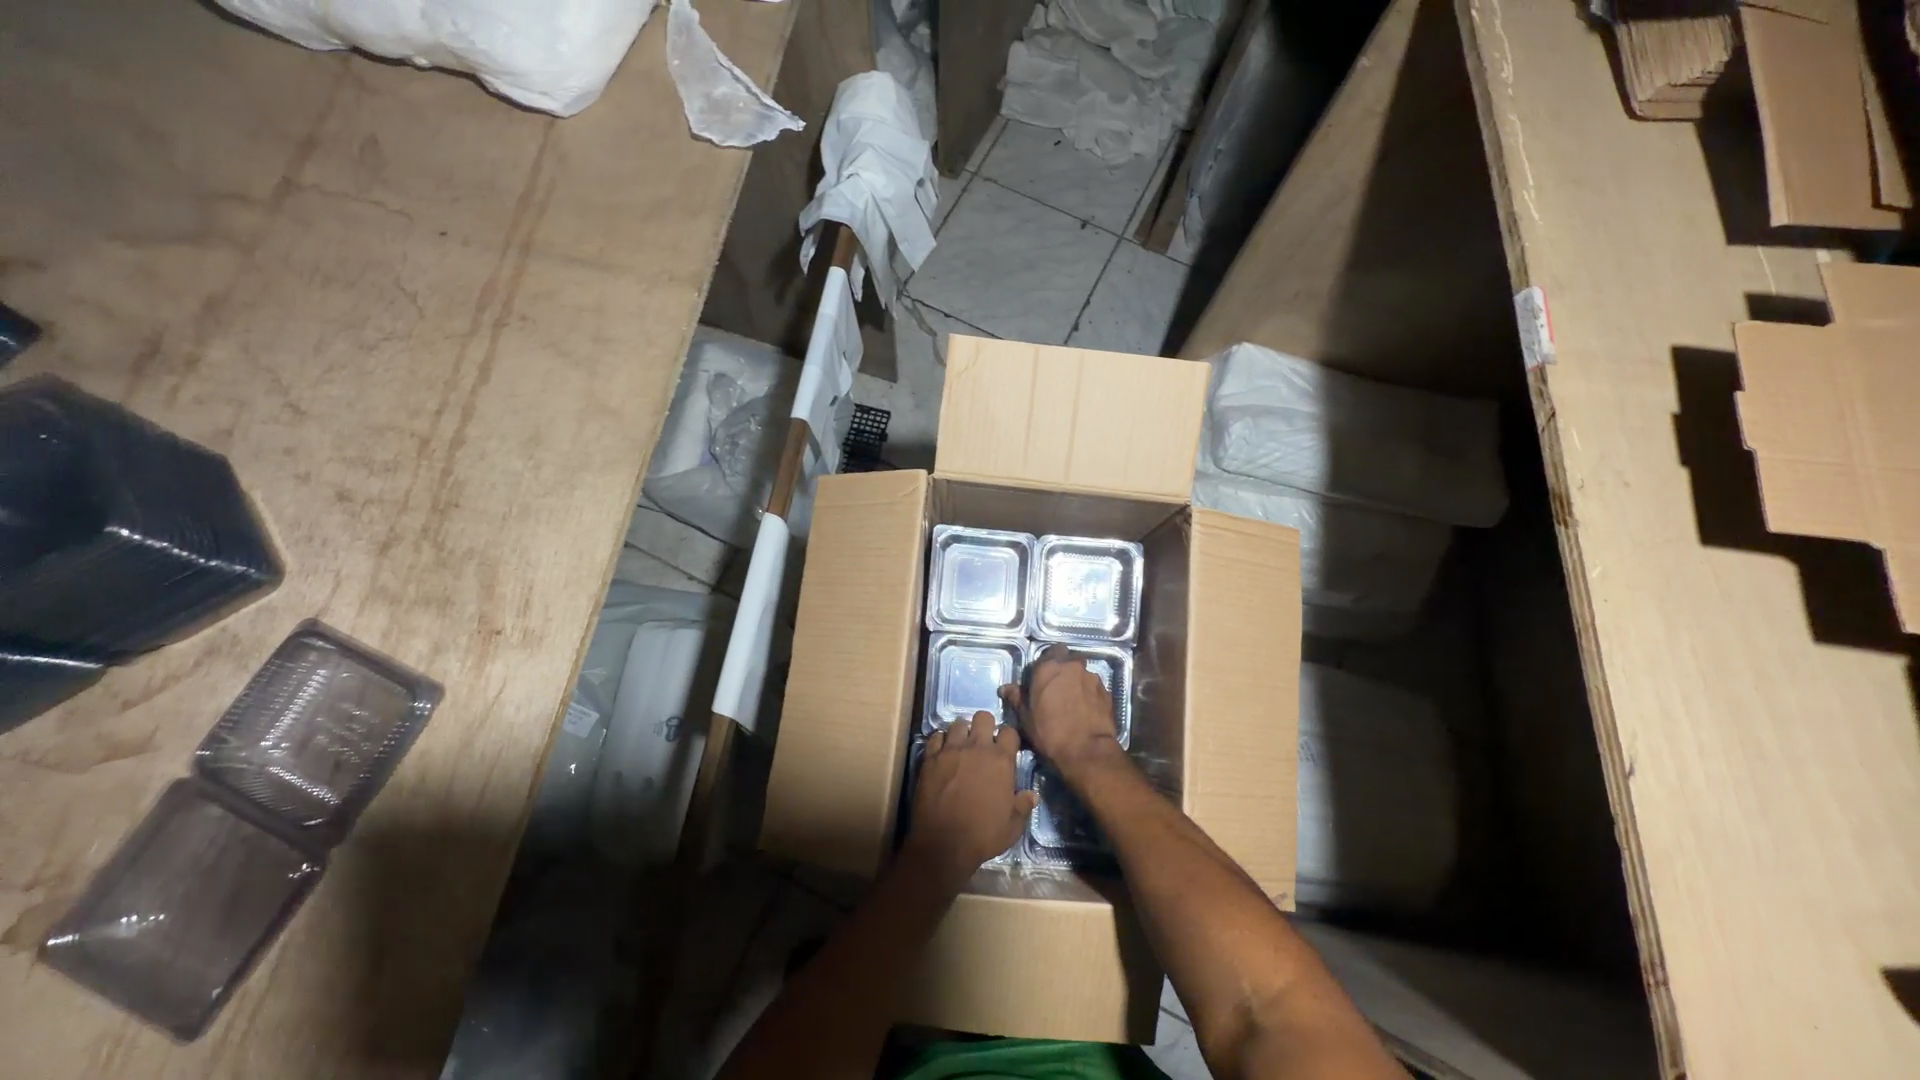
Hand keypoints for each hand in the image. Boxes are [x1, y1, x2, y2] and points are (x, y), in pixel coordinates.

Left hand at [907, 713, 1037, 882]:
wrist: (943, 843)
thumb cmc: (983, 835)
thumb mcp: (1013, 826)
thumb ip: (1023, 806)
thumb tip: (1033, 795)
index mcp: (1000, 760)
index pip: (1009, 732)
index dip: (1008, 738)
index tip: (1006, 748)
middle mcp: (976, 748)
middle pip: (983, 717)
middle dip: (985, 726)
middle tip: (983, 743)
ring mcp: (951, 751)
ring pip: (957, 724)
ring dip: (962, 733)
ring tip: (961, 747)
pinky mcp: (930, 758)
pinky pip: (936, 737)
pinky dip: (940, 742)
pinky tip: (942, 754)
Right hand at [1001, 644, 1126, 782]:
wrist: (1087, 750)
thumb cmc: (1050, 732)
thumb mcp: (1026, 717)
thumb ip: (1017, 697)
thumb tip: (1006, 688)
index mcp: (1048, 667)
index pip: (1048, 653)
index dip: (1045, 664)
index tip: (1041, 678)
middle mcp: (1072, 666)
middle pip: (1068, 658)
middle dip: (1063, 668)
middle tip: (1056, 687)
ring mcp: (1092, 677)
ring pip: (1082, 672)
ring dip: (1077, 681)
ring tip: (1073, 700)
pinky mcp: (1107, 691)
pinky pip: (1094, 686)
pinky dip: (1089, 693)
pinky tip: (1085, 709)